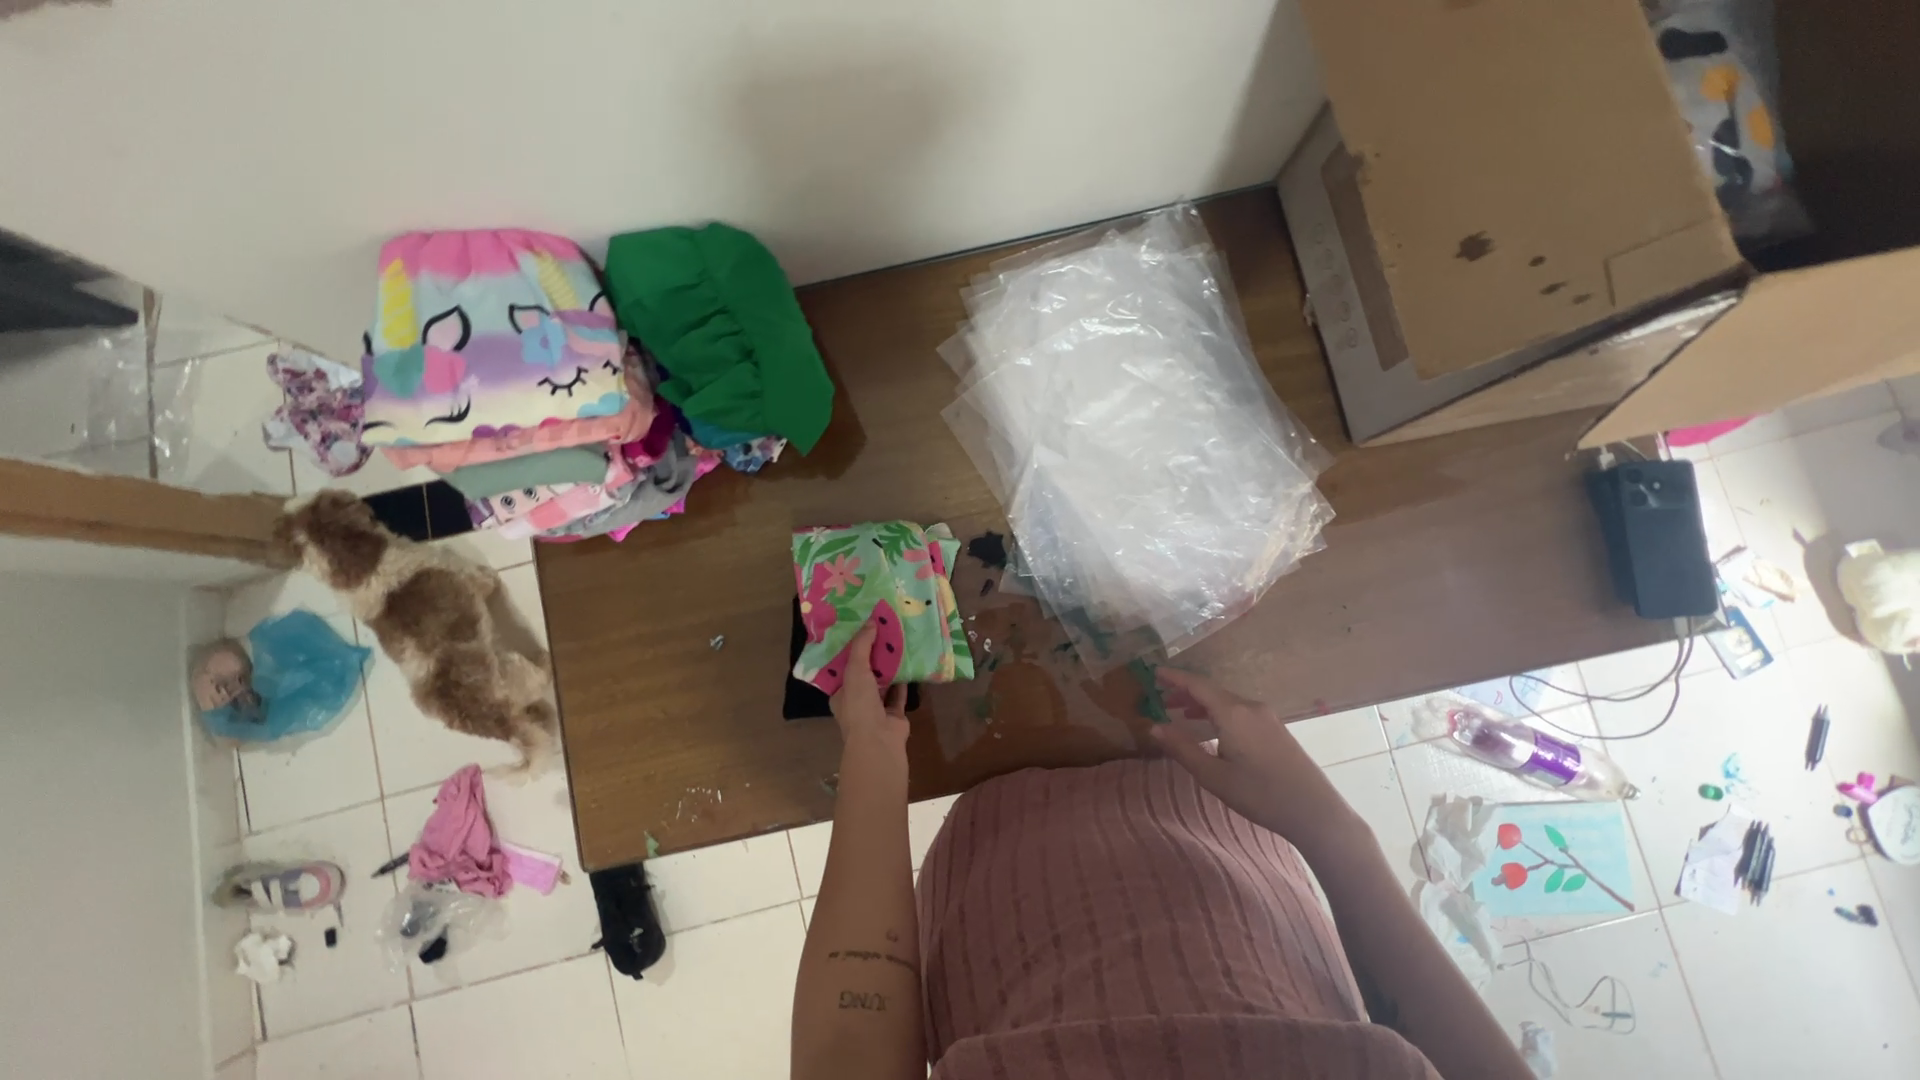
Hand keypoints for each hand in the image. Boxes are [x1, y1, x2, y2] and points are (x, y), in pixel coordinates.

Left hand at [829, 619, 909, 750]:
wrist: (878, 739)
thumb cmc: (859, 704)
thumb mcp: (855, 670)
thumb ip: (862, 646)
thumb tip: (871, 622)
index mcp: (840, 693)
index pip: (843, 668)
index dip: (850, 649)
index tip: (860, 631)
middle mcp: (856, 701)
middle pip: (864, 673)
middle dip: (872, 656)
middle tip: (882, 633)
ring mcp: (875, 709)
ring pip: (883, 683)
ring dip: (889, 667)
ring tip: (897, 643)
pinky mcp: (894, 714)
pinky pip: (898, 694)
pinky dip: (903, 681)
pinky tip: (910, 664)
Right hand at [1150, 669, 1354, 846]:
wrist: (1314, 811)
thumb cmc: (1260, 794)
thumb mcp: (1213, 775)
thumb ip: (1182, 748)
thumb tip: (1153, 727)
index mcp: (1234, 713)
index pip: (1198, 685)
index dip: (1174, 677)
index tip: (1154, 672)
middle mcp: (1251, 707)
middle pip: (1212, 691)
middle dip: (1186, 692)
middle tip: (1161, 698)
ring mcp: (1267, 717)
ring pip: (1227, 701)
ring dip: (1202, 704)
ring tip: (1181, 713)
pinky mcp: (1275, 729)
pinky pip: (1240, 711)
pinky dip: (1219, 713)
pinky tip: (1212, 729)